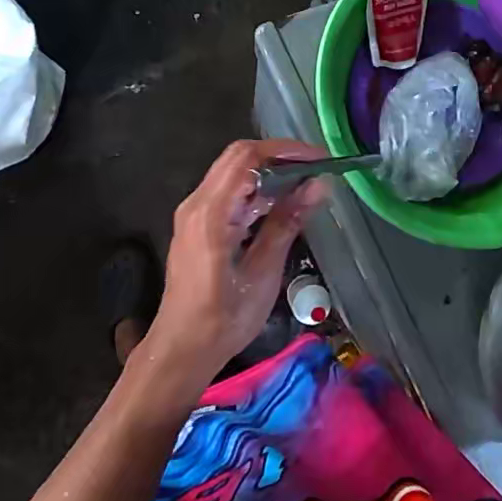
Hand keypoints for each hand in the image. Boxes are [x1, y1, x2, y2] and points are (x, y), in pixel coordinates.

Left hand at [148, 138, 330, 376]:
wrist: (182, 350)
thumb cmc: (223, 318)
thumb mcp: (263, 272)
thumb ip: (287, 223)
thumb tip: (317, 186)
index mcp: (210, 212)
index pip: (246, 157)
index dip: (285, 151)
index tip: (319, 159)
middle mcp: (197, 204)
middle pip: (238, 158)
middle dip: (280, 158)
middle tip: (316, 170)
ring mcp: (194, 214)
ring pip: (233, 174)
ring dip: (269, 174)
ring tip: (305, 186)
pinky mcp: (197, 226)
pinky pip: (229, 193)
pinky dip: (256, 191)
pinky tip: (281, 206)